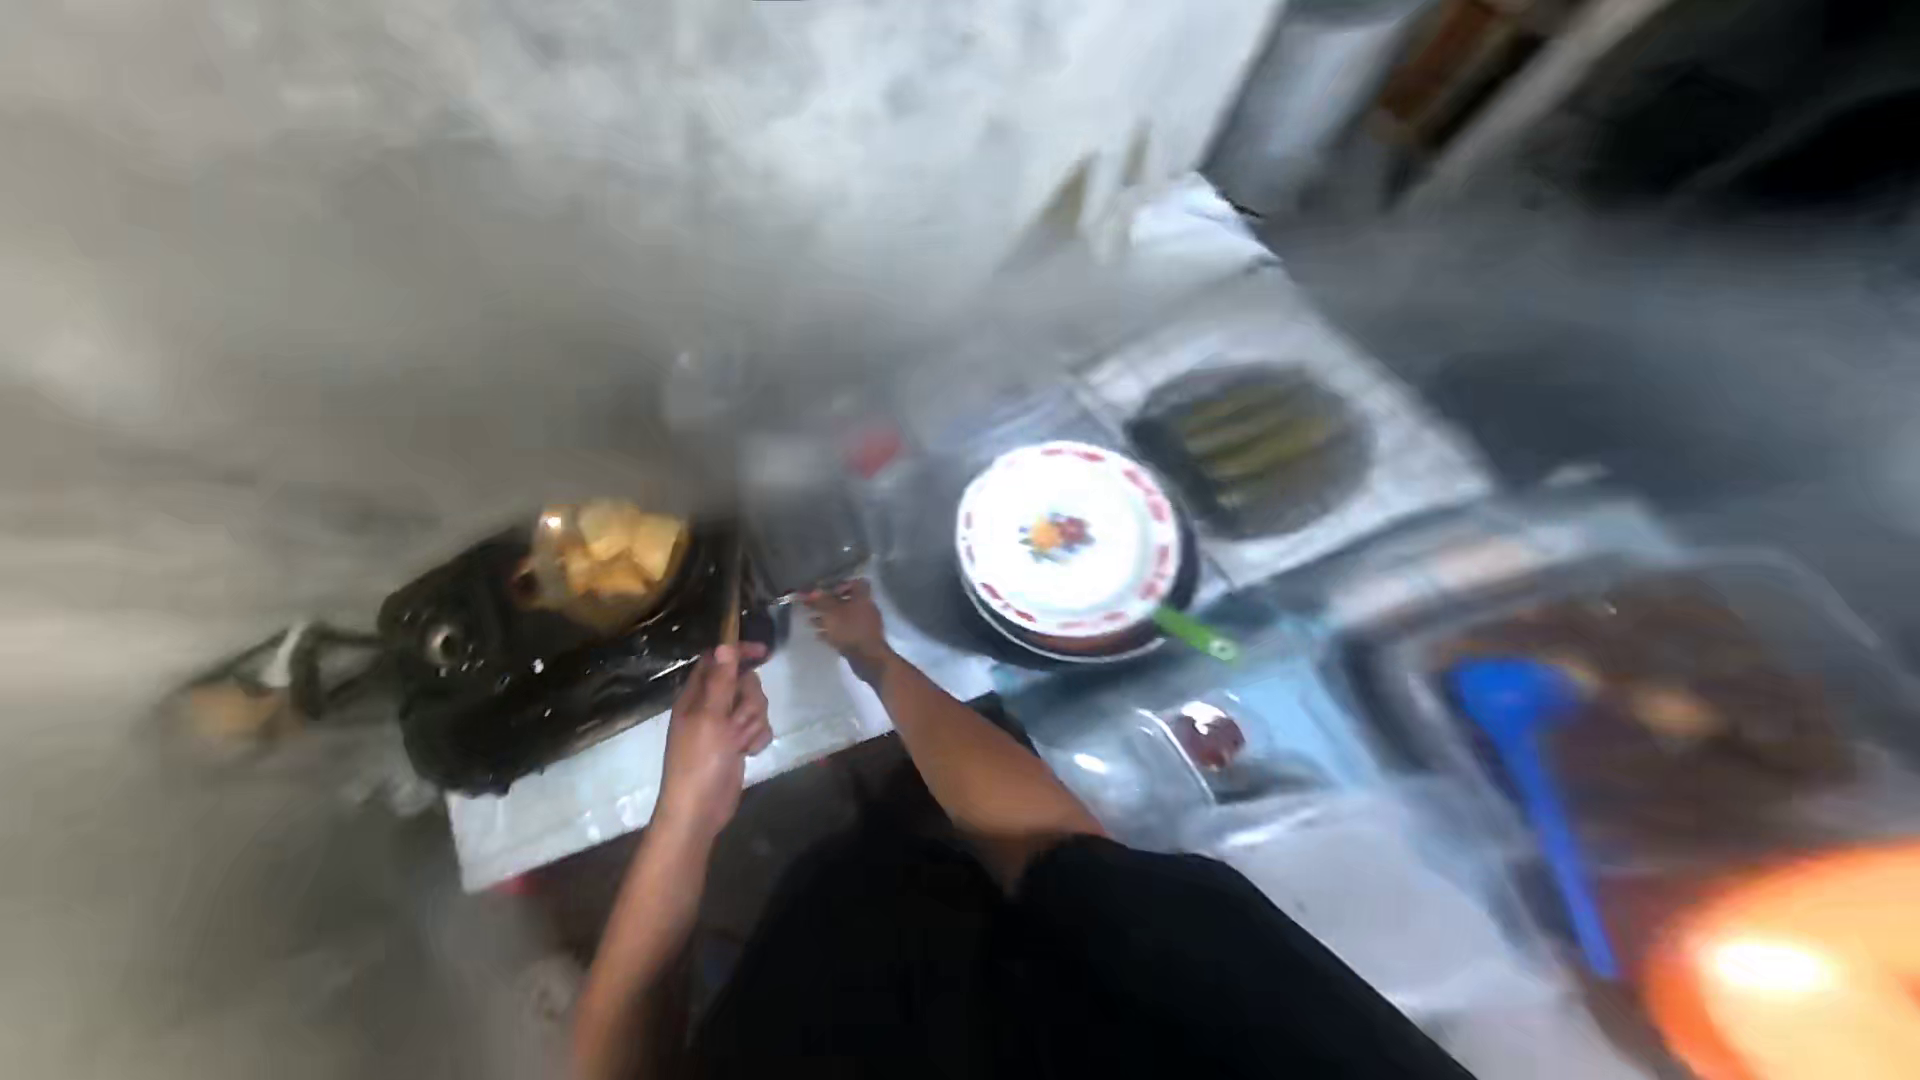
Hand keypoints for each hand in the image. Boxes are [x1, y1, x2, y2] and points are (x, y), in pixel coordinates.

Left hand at [654, 643, 771, 844]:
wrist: (699, 810)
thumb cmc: (699, 761)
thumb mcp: (710, 718)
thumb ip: (721, 681)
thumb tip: (725, 645)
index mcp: (696, 696)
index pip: (718, 659)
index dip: (739, 652)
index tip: (764, 653)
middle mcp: (710, 706)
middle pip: (743, 682)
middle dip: (749, 700)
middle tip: (737, 721)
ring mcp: (725, 726)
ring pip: (754, 705)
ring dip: (753, 722)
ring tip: (739, 742)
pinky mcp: (738, 743)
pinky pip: (759, 727)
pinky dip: (757, 738)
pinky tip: (749, 752)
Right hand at [802, 580, 896, 685]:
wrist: (868, 658)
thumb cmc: (850, 630)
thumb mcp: (832, 613)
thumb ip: (822, 601)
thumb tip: (812, 592)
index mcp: (863, 598)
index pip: (857, 583)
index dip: (842, 585)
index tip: (828, 591)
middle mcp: (866, 608)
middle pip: (847, 601)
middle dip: (829, 604)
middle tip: (813, 607)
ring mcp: (865, 625)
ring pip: (844, 617)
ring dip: (828, 618)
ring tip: (811, 621)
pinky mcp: (861, 639)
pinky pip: (845, 631)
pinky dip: (832, 631)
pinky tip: (819, 635)